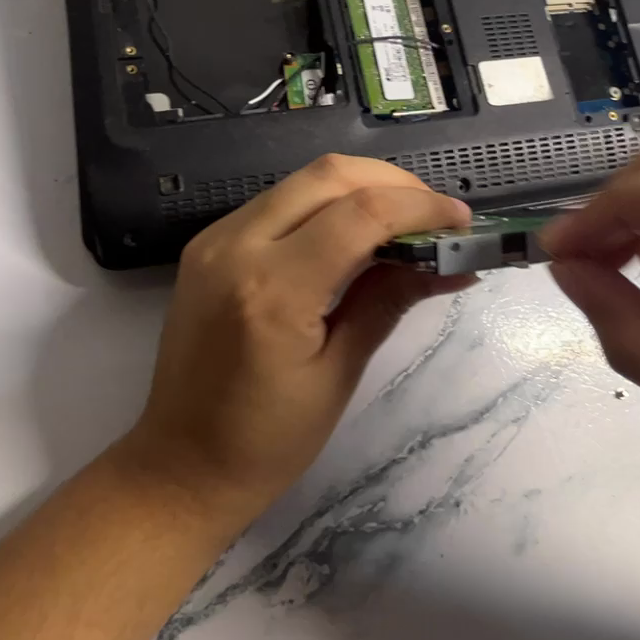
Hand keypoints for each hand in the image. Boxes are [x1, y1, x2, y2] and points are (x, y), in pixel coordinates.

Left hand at [120, 155, 473, 525]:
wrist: (178, 465)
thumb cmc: (266, 441)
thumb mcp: (338, 373)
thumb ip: (388, 301)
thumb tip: (453, 264)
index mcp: (273, 290)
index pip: (360, 213)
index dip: (420, 206)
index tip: (461, 221)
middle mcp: (236, 247)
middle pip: (328, 175)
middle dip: (393, 183)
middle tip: (435, 215)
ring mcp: (214, 240)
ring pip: (300, 181)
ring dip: (359, 187)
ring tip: (404, 221)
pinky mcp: (206, 245)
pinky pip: (275, 202)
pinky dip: (322, 204)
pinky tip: (352, 233)